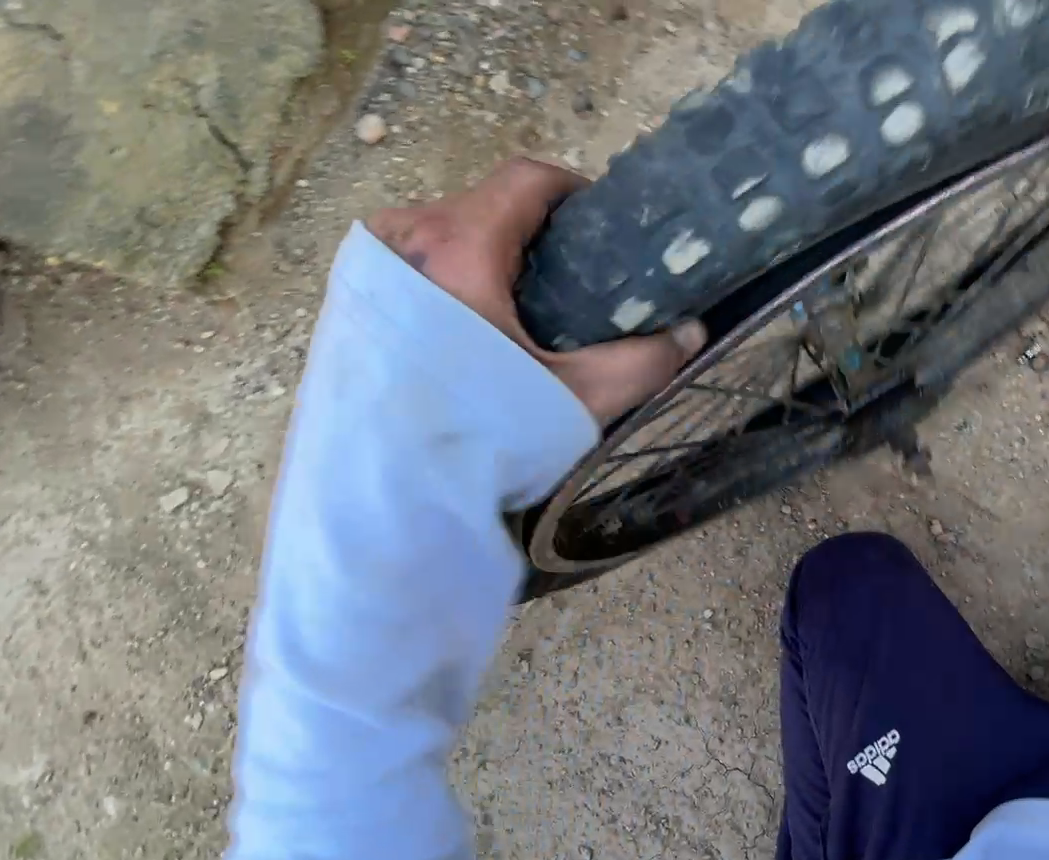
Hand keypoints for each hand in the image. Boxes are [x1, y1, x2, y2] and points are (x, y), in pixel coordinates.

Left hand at [367, 159, 705, 423]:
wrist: (390, 491)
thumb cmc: (482, 435)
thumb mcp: (577, 399)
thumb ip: (641, 363)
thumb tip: (692, 333)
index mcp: (460, 247)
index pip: (529, 180)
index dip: (577, 192)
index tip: (606, 229)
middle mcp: (407, 236)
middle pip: (490, 204)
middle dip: (539, 235)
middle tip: (576, 284)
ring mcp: (373, 262)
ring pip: (454, 231)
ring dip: (499, 257)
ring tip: (533, 309)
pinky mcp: (356, 294)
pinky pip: (421, 259)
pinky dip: (460, 278)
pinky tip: (480, 327)